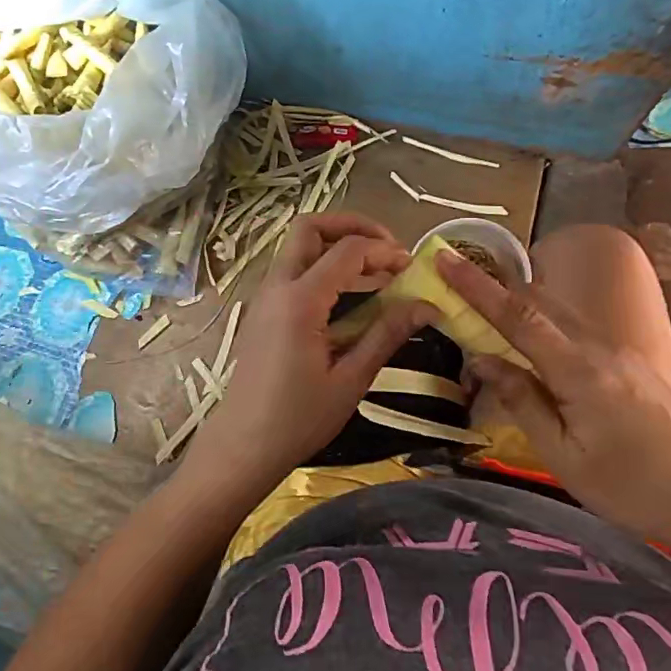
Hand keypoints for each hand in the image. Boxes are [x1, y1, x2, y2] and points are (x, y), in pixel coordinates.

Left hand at [183, 213, 430, 489]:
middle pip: (310, 229)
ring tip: (377, 275)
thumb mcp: (351, 379)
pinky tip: (349, 299)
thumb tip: (428, 306)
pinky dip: (321, 270)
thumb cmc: (298, 419)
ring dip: (336, 248)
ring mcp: (264, 298)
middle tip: (388, 249)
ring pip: (298, 249)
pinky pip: (292, 273)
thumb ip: (387, 334)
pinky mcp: (261, 313)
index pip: (347, 251)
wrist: (242, 444)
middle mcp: (276, 288)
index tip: (413, 267)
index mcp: (299, 300)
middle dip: (352, 227)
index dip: (385, 251)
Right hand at [437, 250, 670, 601]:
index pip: (518, 317)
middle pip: (536, 302)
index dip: (476, 287)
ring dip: (513, 301)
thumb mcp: (563, 456)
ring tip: (475, 304)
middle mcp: (600, 348)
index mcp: (580, 372)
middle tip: (447, 278)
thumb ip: (521, 401)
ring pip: (556, 312)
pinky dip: (536, 321)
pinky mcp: (627, 361)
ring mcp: (619, 350)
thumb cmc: (633, 488)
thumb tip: (482, 360)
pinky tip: (521, 337)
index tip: (444, 259)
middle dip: (490, 285)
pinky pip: (571, 329)